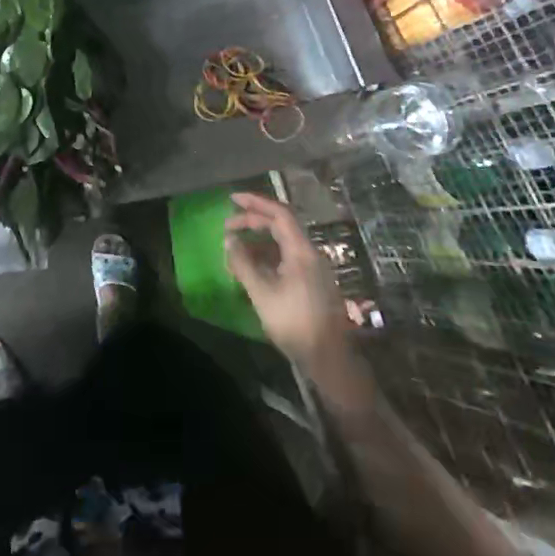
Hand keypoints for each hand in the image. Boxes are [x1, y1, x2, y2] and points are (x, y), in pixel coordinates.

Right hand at [222, 192, 349, 367]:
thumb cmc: (294, 322)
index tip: (232, 199)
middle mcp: (309, 253)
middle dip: (253, 221)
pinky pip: (285, 258)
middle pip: (280, 226)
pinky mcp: (309, 282)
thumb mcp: (262, 293)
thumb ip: (244, 264)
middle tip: (227, 227)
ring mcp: (311, 268)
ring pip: (282, 243)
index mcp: (301, 250)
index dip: (256, 202)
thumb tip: (229, 240)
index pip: (279, 214)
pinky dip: (266, 257)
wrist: (327, 356)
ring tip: (234, 248)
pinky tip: (250, 268)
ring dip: (257, 241)